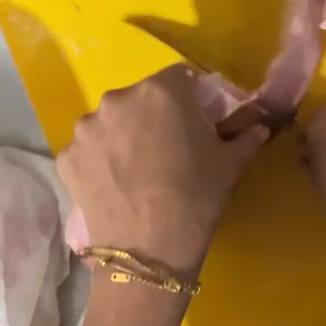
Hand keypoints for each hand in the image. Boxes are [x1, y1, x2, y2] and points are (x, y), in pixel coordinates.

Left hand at [56, 66, 266, 274]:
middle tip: (169, 147)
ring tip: (139, 170)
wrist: (150, 249)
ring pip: (112, 122)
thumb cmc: (198, 196)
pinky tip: (117, 185)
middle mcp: (119, 98)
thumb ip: (244, 136)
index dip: (192, 96)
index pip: (181, 77)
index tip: (198, 120)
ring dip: (124, 136)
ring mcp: (87, 127)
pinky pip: (90, 149)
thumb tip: (258, 126)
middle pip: (142, 97)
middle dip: (155, 115)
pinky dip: (102, 160)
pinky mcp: (67, 156)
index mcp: (162, 91)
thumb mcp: (230, 164)